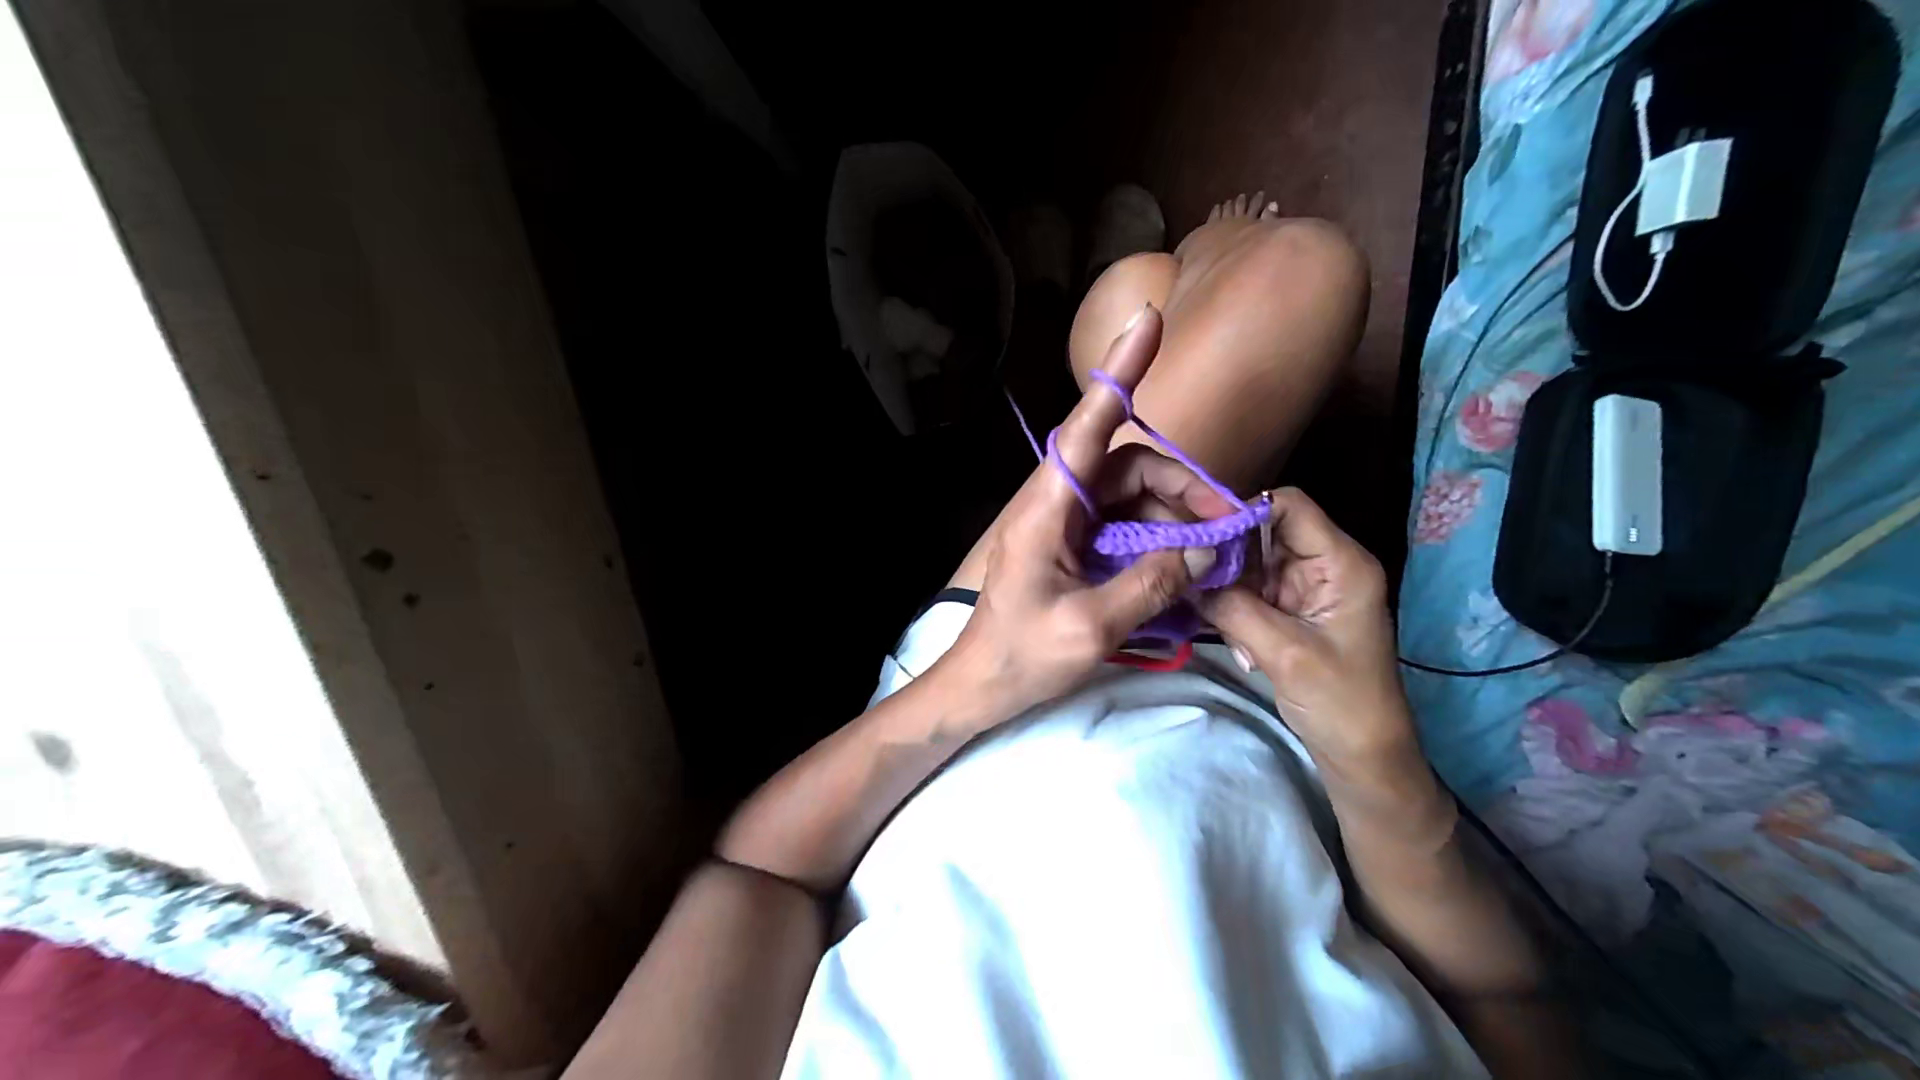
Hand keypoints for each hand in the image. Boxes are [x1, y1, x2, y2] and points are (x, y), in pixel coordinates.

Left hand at [940, 305, 1230, 724]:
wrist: (982, 684)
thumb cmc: (1022, 657)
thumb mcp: (1090, 628)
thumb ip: (1150, 584)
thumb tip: (1204, 548)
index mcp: (1047, 508)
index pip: (1086, 426)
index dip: (1118, 372)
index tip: (1148, 321)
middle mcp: (1056, 502)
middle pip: (1129, 465)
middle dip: (1182, 486)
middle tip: (1227, 529)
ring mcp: (1066, 522)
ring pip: (1133, 496)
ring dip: (1175, 518)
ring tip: (1209, 559)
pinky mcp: (1075, 544)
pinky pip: (1126, 524)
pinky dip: (1158, 538)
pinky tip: (1182, 568)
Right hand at [1197, 488, 1416, 768]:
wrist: (1363, 755)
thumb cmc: (1341, 702)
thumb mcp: (1284, 652)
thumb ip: (1233, 607)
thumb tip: (1184, 576)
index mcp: (1340, 562)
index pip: (1287, 506)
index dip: (1242, 511)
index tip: (1198, 537)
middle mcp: (1322, 564)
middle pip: (1262, 530)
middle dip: (1226, 552)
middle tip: (1191, 577)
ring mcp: (1302, 587)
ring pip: (1248, 561)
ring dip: (1225, 585)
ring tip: (1214, 617)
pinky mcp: (1287, 609)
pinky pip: (1247, 589)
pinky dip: (1230, 606)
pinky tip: (1230, 636)